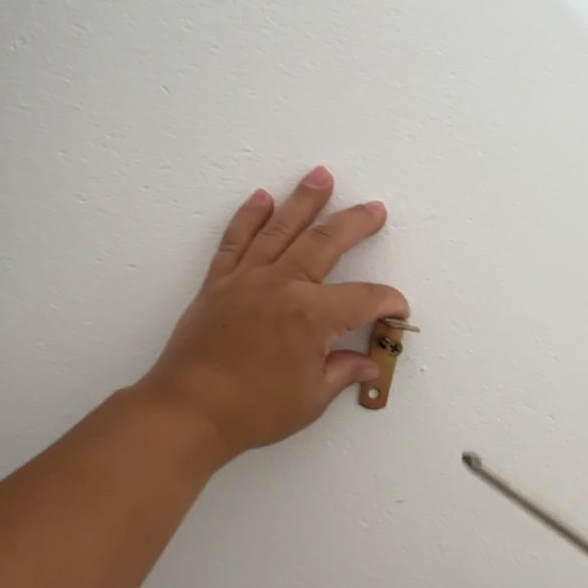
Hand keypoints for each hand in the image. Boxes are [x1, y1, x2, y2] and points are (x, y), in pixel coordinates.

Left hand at [137, 166, 408, 460]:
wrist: (190, 410)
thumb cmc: (252, 410)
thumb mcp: (311, 398)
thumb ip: (341, 372)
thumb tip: (364, 363)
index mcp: (312, 317)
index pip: (364, 299)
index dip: (388, 303)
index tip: (397, 310)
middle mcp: (282, 286)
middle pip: (327, 242)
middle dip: (356, 223)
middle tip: (375, 209)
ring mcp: (247, 280)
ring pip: (281, 228)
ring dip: (304, 200)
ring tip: (320, 177)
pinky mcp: (219, 284)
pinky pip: (236, 240)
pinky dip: (249, 217)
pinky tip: (261, 199)